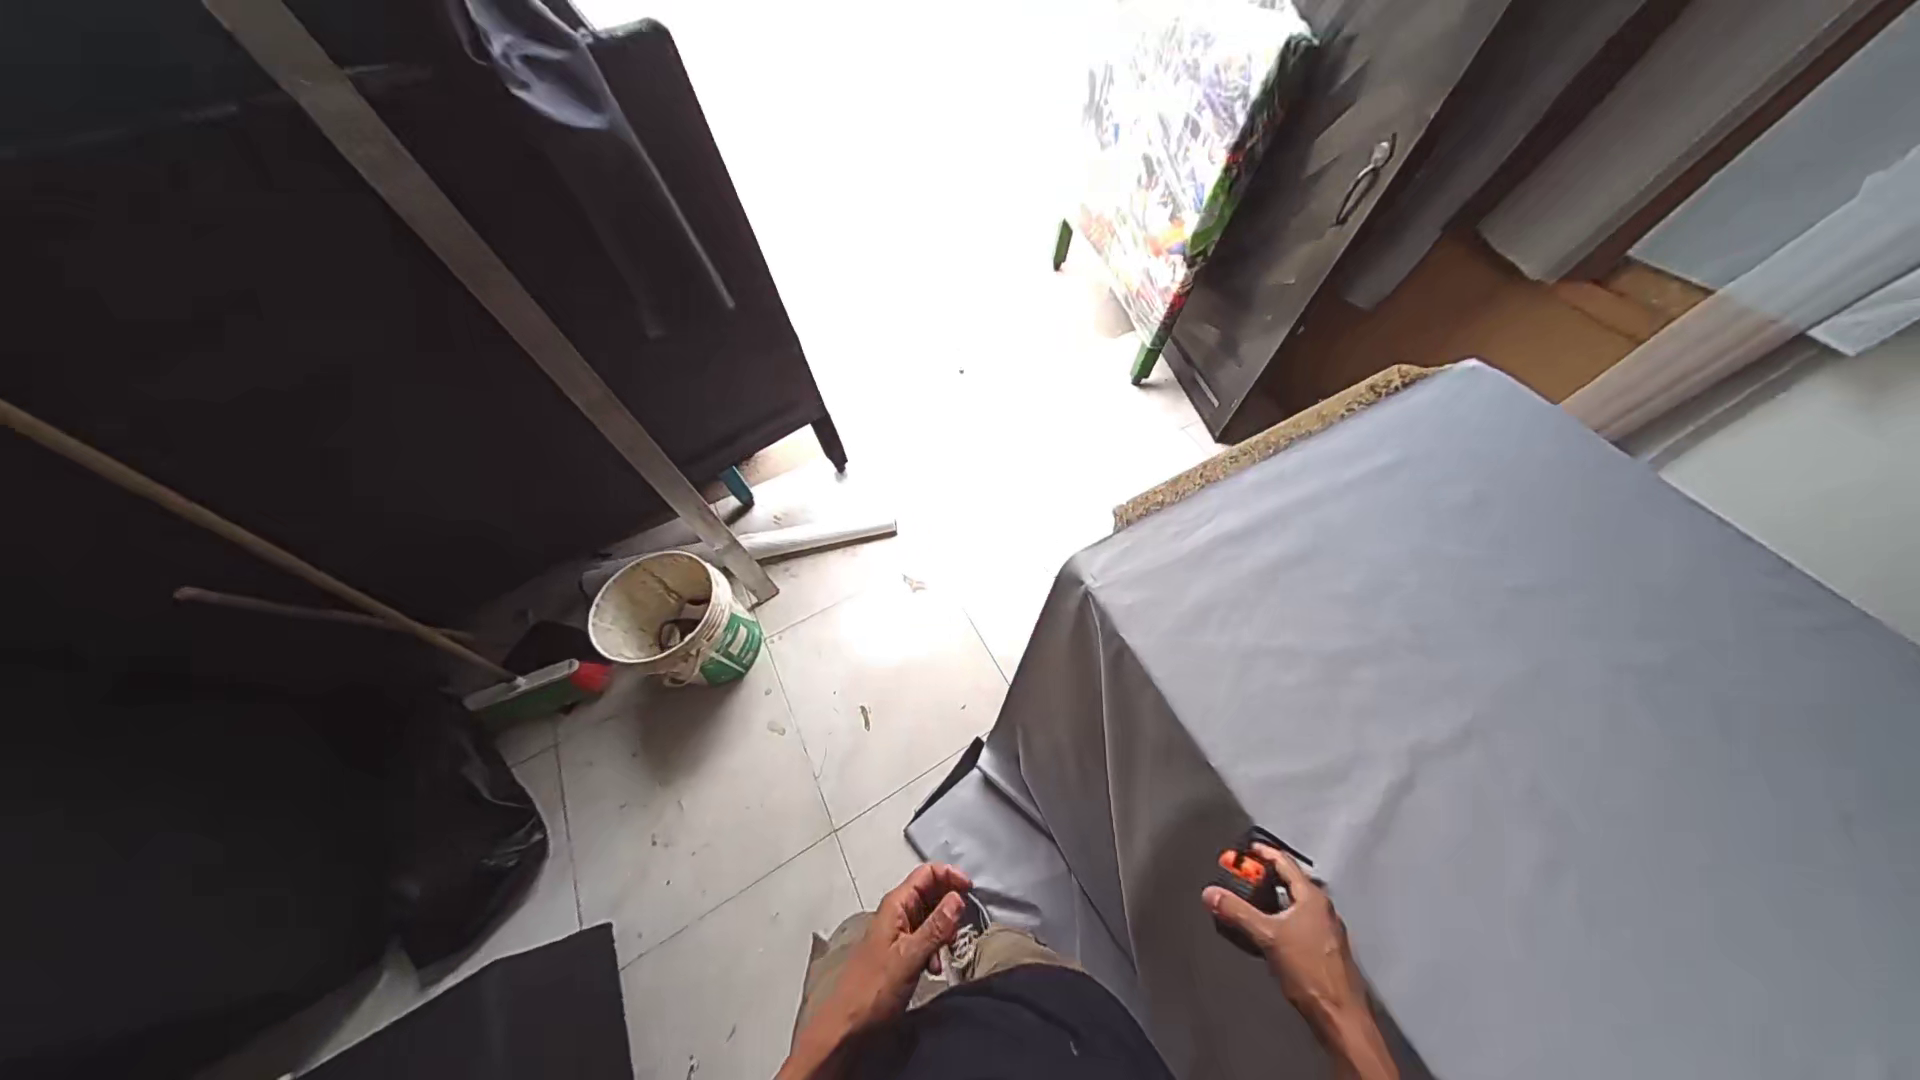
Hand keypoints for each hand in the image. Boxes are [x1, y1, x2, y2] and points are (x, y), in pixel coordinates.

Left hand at [779, 863, 971, 1079]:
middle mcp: (898, 911)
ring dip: (944, 930)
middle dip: (950, 905)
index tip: (971, 892)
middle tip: (961, 926)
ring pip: (931, 915)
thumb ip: (936, 927)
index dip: (950, 876)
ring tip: (947, 951)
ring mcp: (899, 932)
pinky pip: (926, 937)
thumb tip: (959, 897)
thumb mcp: (909, 957)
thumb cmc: (874, 989)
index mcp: (896, 904)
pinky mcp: (901, 952)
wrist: (846, 1027)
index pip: (928, 872)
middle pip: (931, 892)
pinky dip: (936, 947)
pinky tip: (935, 967)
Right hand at [1202, 844, 1396, 1079]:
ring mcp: (1327, 930)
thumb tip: (1212, 894)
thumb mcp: (1266, 936)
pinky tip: (1268, 931)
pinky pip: (1299, 922)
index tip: (1248, 849)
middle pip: (1290, 881)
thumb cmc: (1312, 973)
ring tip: (1251, 902)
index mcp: (1313, 898)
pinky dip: (1281, 917)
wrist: (1339, 1017)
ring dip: (1272, 899)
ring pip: (1294, 903)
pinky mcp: (1325, 949)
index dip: (1263, 852)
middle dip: (1265, 877)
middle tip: (1243, 876)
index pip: (1285, 862)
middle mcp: (1323, 910)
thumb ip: (1236, 911)